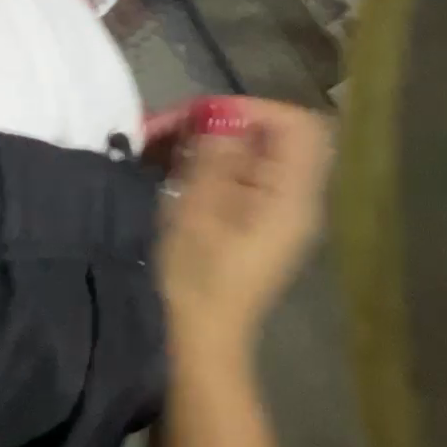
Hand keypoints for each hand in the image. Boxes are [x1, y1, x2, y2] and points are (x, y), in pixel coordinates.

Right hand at [154, 97, 331, 359]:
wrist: (198, 336)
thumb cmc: (196, 276)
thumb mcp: (197, 211)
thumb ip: (214, 158)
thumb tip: (220, 115)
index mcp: (290, 196)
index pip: (295, 124)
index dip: (246, 109)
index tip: (193, 118)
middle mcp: (291, 199)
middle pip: (268, 136)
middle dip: (213, 123)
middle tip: (159, 130)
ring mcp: (271, 212)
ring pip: (247, 153)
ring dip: (200, 142)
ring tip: (152, 149)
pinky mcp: (249, 223)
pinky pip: (234, 175)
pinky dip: (201, 164)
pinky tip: (164, 172)